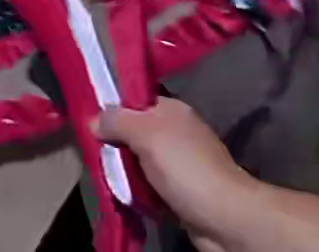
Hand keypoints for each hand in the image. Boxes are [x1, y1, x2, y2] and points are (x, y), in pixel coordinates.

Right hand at [95, 99, 259, 238]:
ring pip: (141, 161)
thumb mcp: (144, 132)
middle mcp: (176, 132)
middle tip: (99, 153)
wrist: (227, 218)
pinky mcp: (182, 193)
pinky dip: (140, 192)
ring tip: (111, 177)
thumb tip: (93, 120)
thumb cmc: (184, 166)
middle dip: (117, 144)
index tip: (92, 119)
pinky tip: (130, 195)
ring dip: (126, 171)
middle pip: (134, 131)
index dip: (113, 107)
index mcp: (170, 109)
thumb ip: (115, 120)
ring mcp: (180, 164)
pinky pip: (151, 186)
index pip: (134, 100)